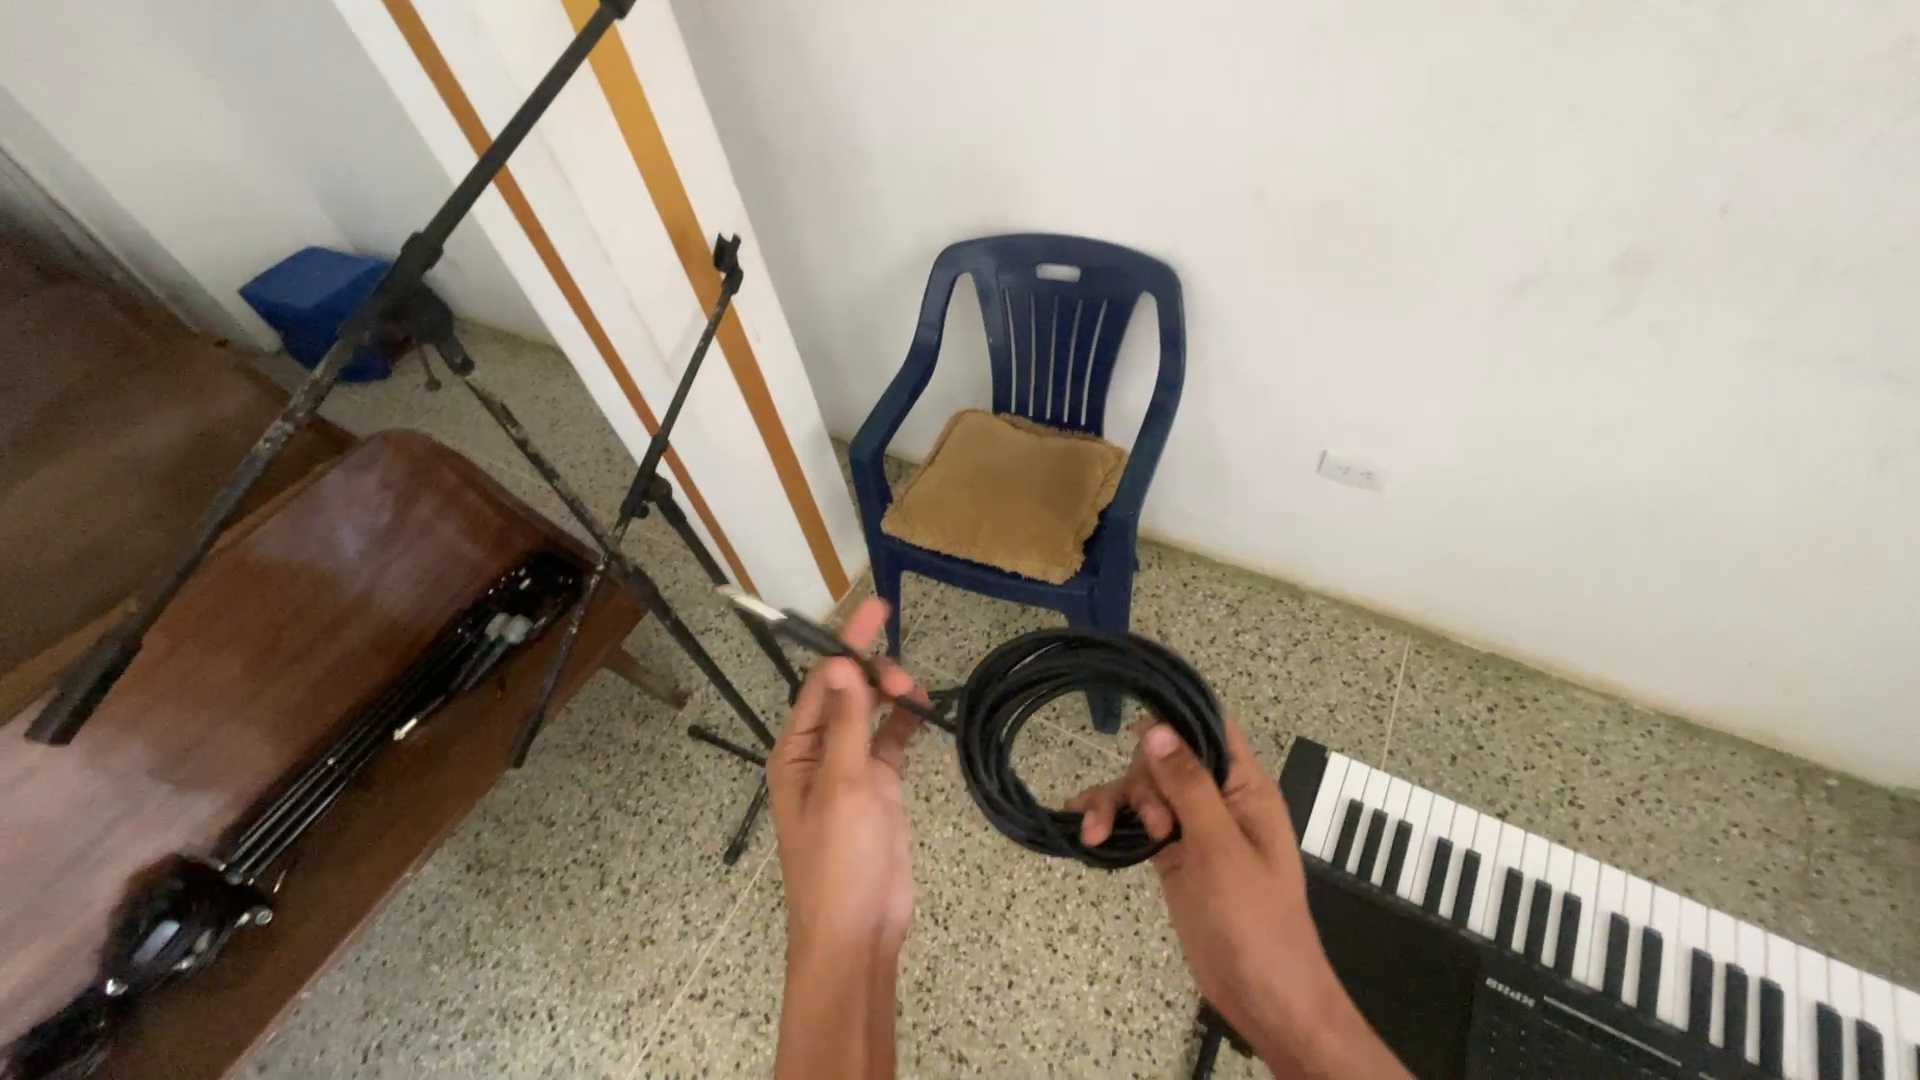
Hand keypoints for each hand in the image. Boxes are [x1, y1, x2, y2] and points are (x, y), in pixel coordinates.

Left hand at [767, 597, 923, 1079]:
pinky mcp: (879, 787)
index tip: (875, 609)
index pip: (823, 682)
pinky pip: (891, 741)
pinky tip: (923, 711)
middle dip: (874, 672)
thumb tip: (841, 662)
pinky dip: (905, 723)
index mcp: (796, 749)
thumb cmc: (839, 859)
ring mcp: (851, 769)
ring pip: (871, 713)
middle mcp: (819, 751)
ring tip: (917, 693)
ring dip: (891, 696)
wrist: (858, 930)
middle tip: (906, 678)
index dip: (847, 644)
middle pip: (847, 692)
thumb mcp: (842, 786)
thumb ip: (846, 723)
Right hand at [1068, 718, 1409, 1077]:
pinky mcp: (1171, 853)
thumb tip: (1155, 729)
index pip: (1211, 725)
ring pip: (1145, 790)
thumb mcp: (1220, 849)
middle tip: (1155, 827)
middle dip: (1145, 781)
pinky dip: (1112, 822)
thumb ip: (1188, 786)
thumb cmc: (1255, 921)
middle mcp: (1217, 798)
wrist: (1262, 996)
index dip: (1176, 713)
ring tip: (1097, 832)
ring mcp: (1192, 826)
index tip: (1133, 717)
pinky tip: (1085, 829)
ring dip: (1117, 804)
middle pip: (1166, 757)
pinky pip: (1136, 823)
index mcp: (1244, 787)